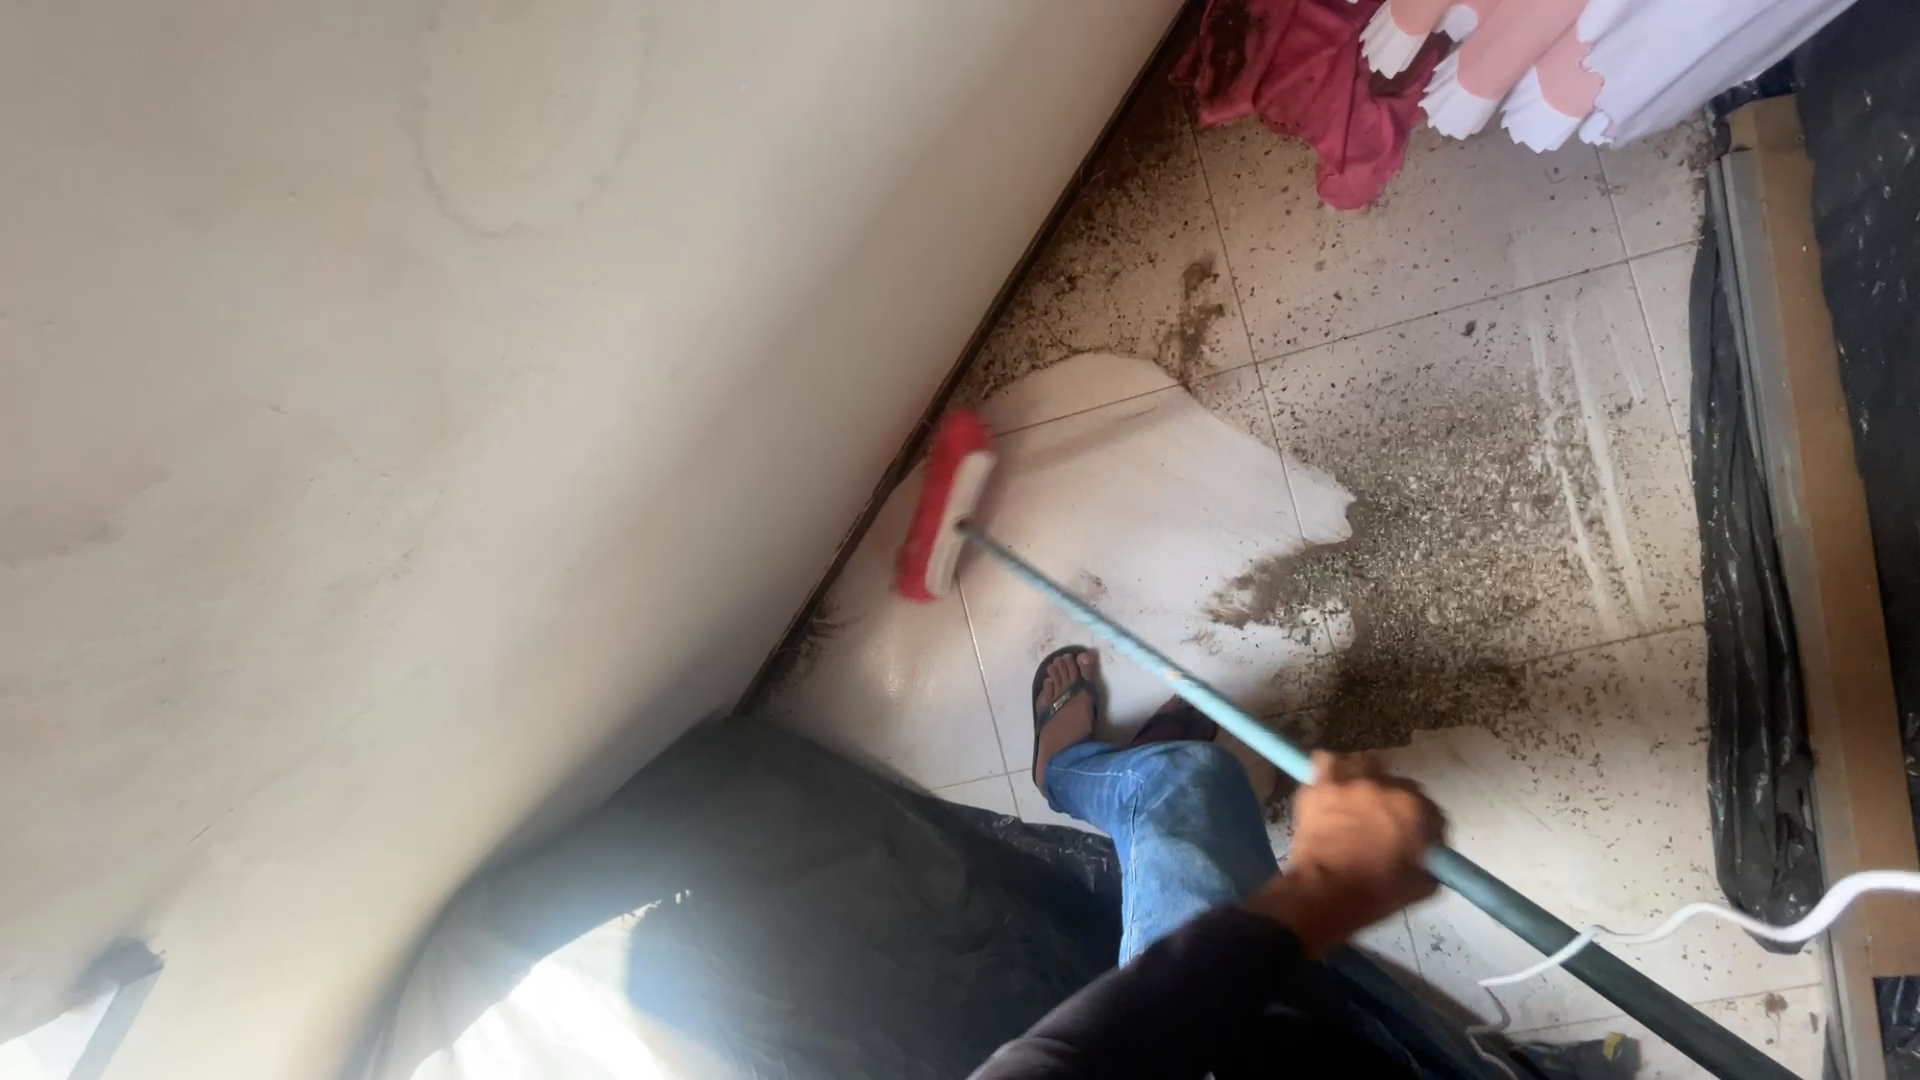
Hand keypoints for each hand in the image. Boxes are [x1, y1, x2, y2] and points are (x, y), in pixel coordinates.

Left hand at [1246, 751, 1444, 954]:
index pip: (1430, 808)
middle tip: (1383, 819)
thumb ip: (1432, 859)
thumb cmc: (1379, 890)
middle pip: (1397, 784)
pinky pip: (1326, 761)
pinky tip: (1330, 783)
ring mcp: (1350, 781)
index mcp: (1415, 809)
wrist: (1328, 887)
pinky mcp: (1321, 783)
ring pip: (1363, 764)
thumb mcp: (1423, 883)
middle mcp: (1385, 786)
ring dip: (1364, 777)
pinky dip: (1330, 769)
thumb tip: (1431, 853)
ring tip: (1356, 797)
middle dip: (1393, 800)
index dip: (1423, 823)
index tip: (1415, 836)